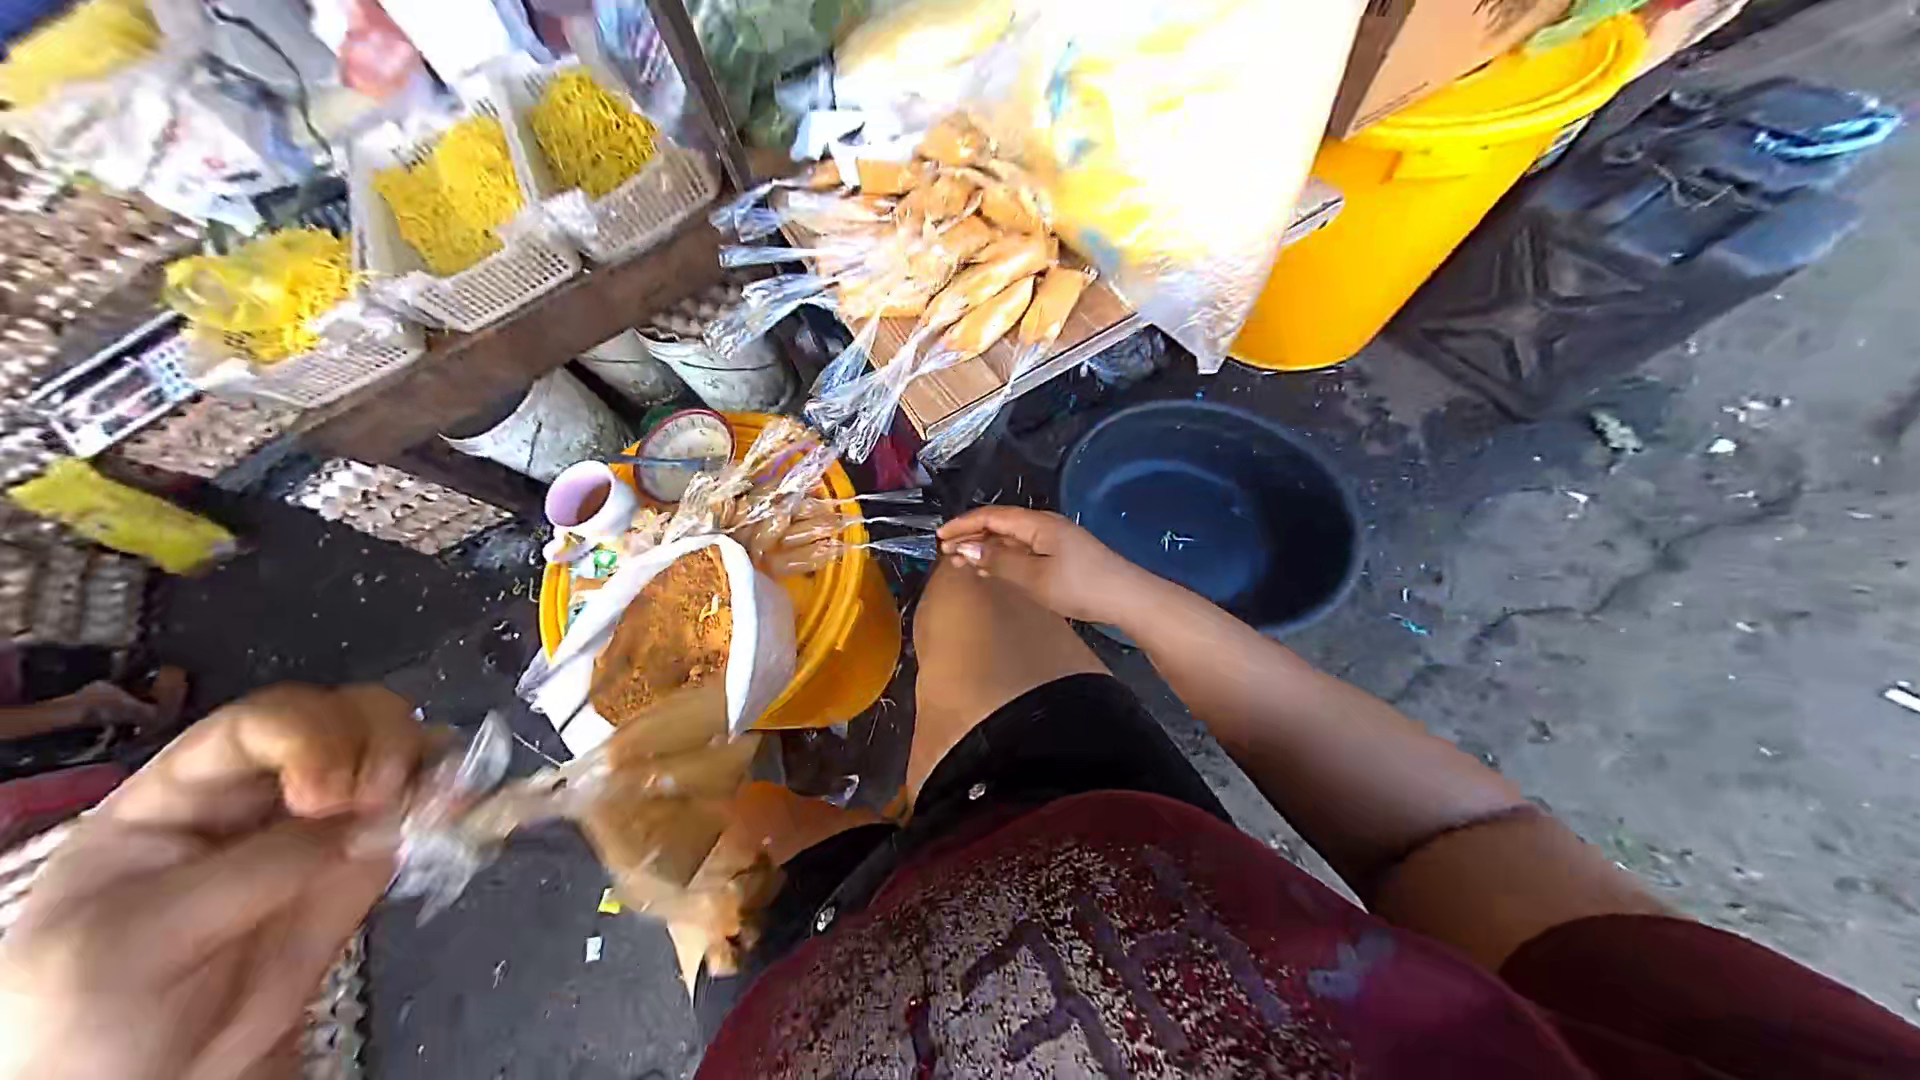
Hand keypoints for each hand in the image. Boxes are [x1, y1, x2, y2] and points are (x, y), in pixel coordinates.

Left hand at [0, 684, 431, 1079]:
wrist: (156, 1073)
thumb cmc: (98, 1006)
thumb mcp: (137, 940)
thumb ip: (255, 870)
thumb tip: (370, 825)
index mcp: (189, 788)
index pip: (265, 721)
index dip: (312, 738)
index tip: (327, 798)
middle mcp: (270, 783)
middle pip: (350, 714)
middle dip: (383, 742)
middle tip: (381, 797)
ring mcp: (332, 811)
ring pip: (402, 742)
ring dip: (429, 760)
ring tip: (435, 805)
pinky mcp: (377, 842)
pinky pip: (429, 794)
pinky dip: (454, 791)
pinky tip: (456, 808)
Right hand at [937, 506, 1166, 625]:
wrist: (1127, 597)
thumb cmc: (1081, 586)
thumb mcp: (1034, 577)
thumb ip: (999, 562)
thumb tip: (968, 549)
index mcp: (1037, 524)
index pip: (992, 516)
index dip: (964, 524)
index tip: (940, 536)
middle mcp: (1045, 525)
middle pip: (1000, 524)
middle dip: (972, 535)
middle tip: (947, 552)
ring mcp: (1055, 540)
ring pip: (1011, 538)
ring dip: (986, 547)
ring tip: (963, 561)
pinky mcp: (1062, 555)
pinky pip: (1024, 549)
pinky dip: (1003, 557)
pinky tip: (994, 569)